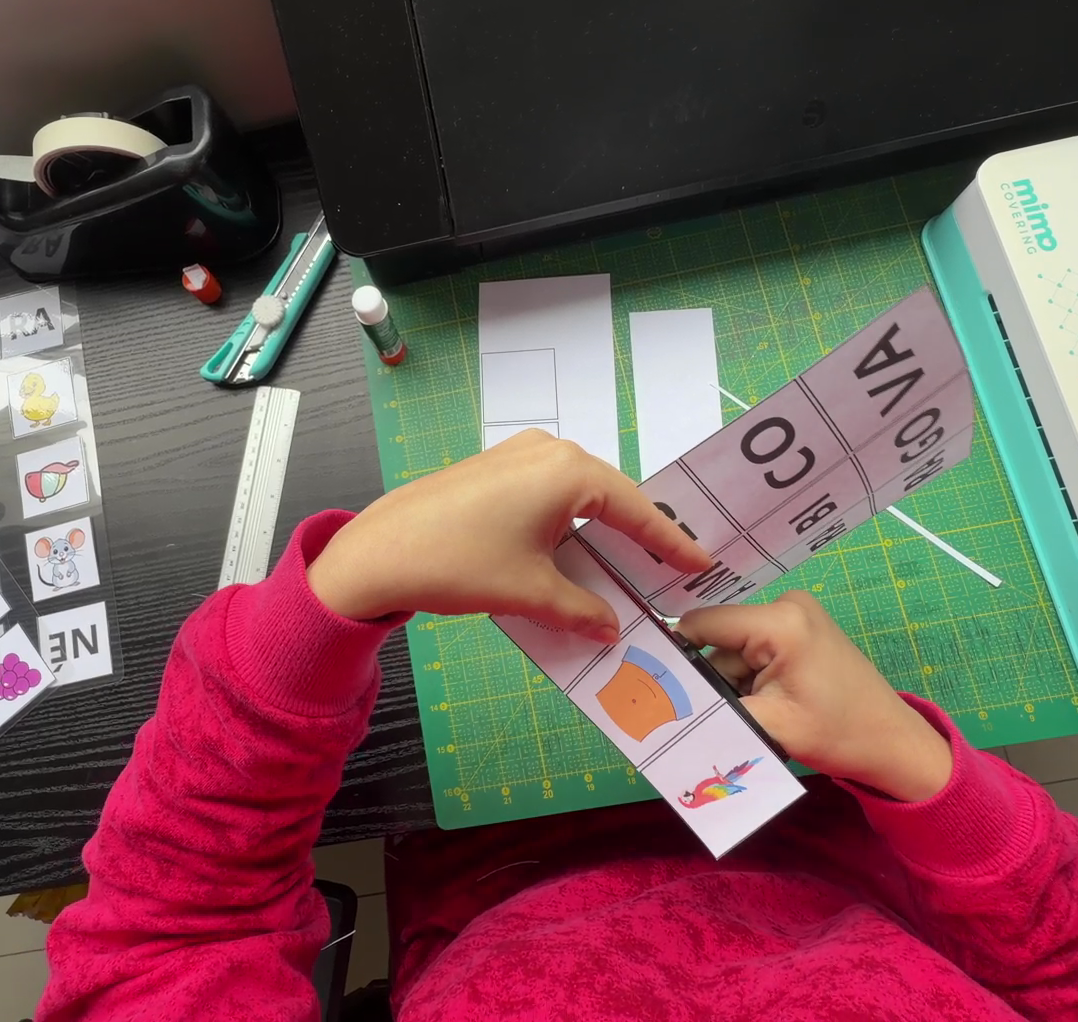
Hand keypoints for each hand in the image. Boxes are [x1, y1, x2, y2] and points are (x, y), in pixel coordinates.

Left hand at [307, 430, 710, 640]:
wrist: (378, 552)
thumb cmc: (460, 564)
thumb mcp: (530, 592)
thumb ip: (581, 609)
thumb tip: (610, 627)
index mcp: (567, 471)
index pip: (636, 510)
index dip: (670, 541)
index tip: (700, 563)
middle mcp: (545, 450)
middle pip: (607, 495)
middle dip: (634, 532)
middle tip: (664, 564)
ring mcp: (514, 454)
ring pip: (574, 491)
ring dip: (595, 526)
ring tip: (619, 560)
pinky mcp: (490, 467)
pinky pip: (544, 491)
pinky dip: (563, 520)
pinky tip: (566, 547)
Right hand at [677, 591, 951, 800]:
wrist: (896, 746)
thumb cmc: (838, 735)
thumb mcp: (769, 725)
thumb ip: (714, 708)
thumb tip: (662, 704)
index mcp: (778, 621)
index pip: (702, 624)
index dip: (677, 654)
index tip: (659, 684)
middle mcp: (784, 605)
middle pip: (717, 638)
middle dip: (713, 676)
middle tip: (715, 710)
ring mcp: (793, 614)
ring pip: (732, 647)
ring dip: (732, 681)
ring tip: (752, 713)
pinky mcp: (797, 628)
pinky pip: (751, 647)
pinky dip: (748, 676)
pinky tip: (763, 703)